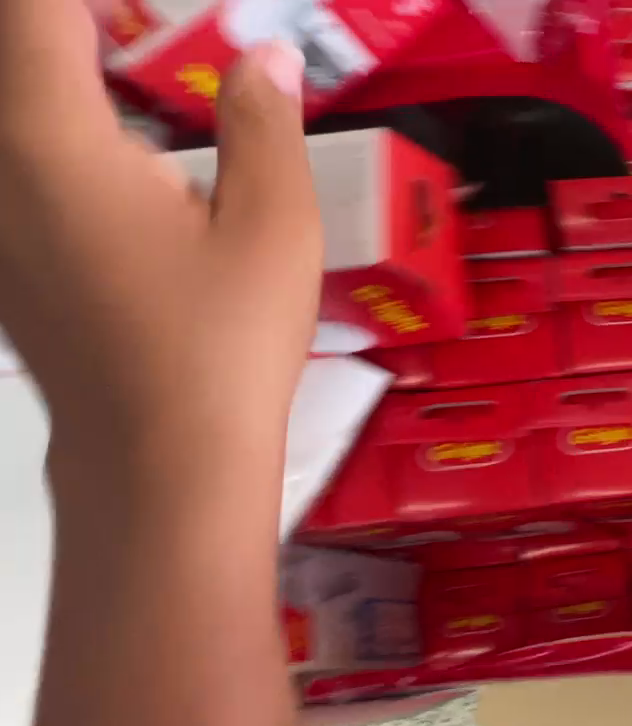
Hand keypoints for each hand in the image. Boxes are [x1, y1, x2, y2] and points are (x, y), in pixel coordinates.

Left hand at [0, 1, 319, 471]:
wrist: (162, 447)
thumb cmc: (227, 338)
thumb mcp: (275, 231)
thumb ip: (265, 130)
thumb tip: (267, 54)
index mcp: (47, 135)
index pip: (38, 9)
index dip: (108, 3)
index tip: (179, 27)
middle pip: (23, 55)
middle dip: (108, 39)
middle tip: (197, 69)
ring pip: (30, 119)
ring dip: (98, 101)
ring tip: (185, 138)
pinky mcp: (3, 255)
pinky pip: (31, 172)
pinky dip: (84, 158)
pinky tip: (156, 207)